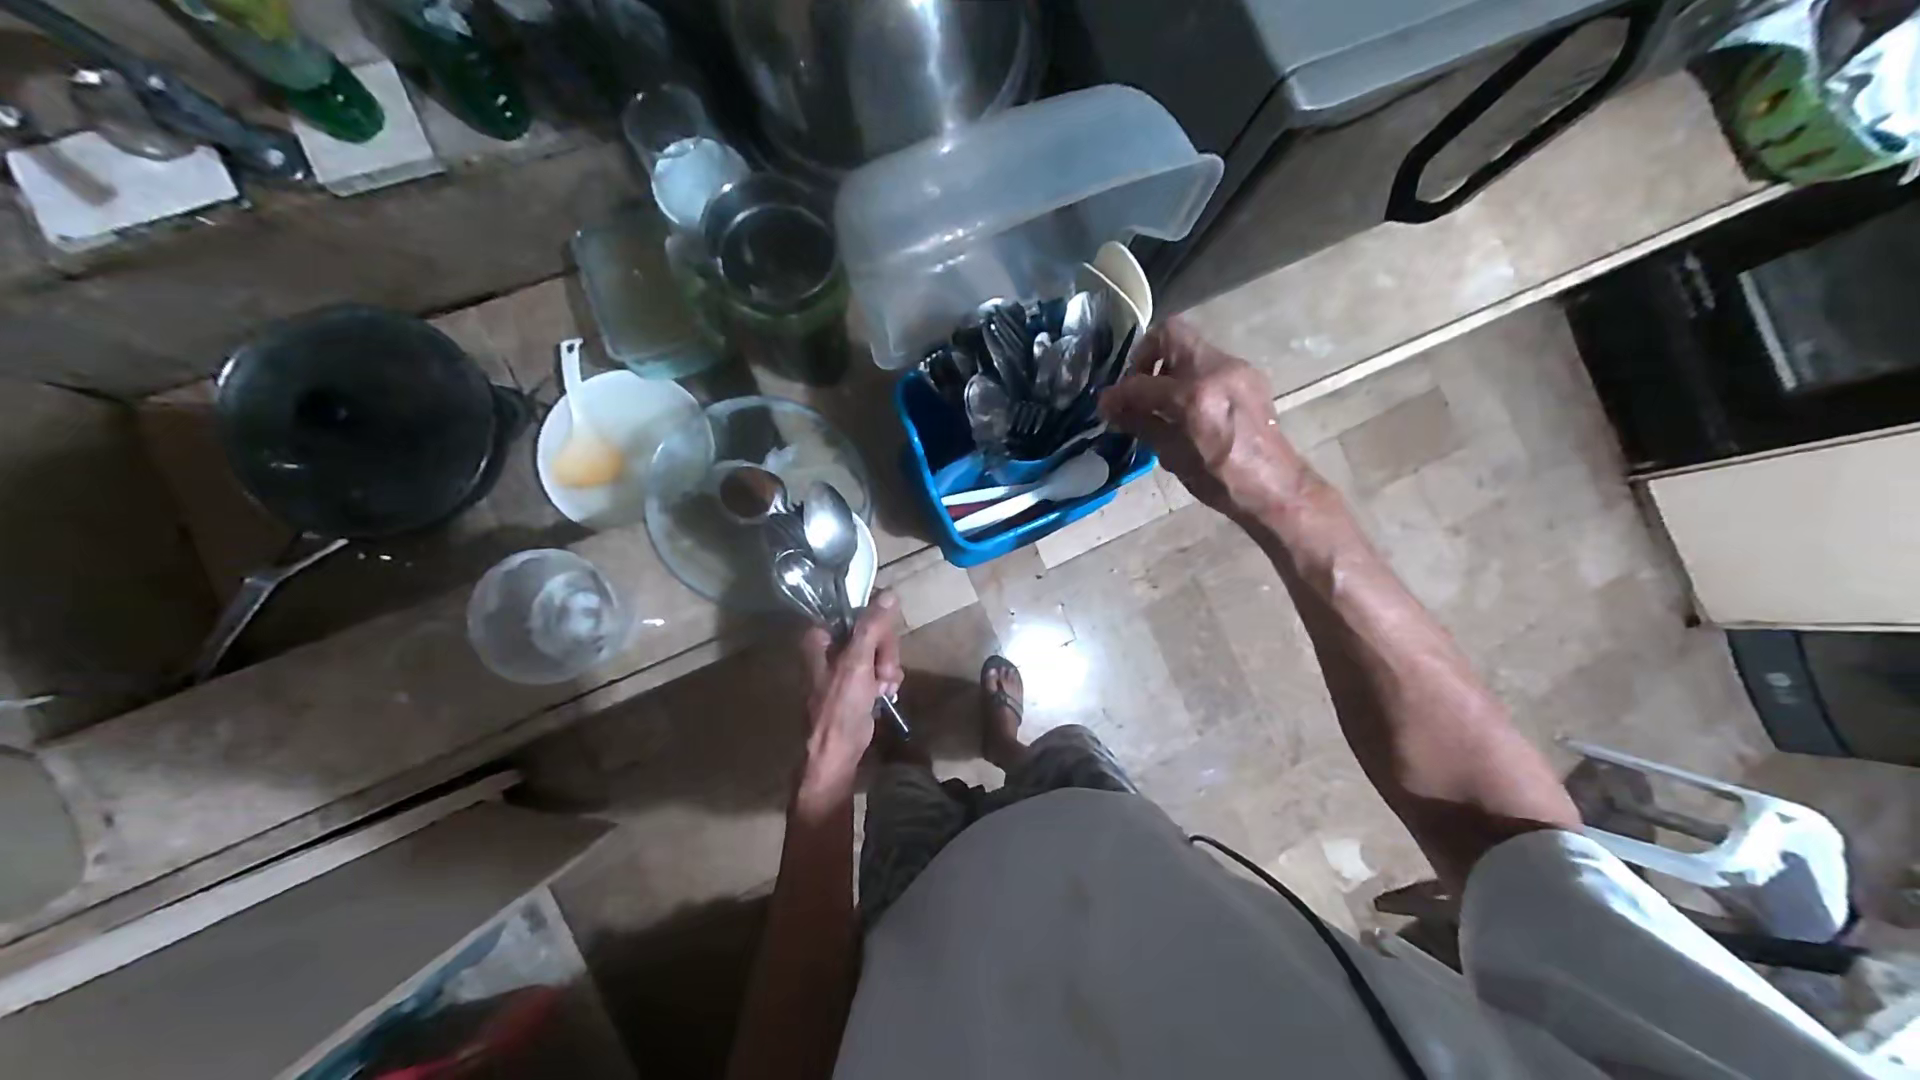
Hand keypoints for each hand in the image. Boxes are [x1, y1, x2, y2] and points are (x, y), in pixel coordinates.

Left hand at [798, 592, 902, 796]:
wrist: (837, 751)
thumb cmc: (840, 706)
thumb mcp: (857, 663)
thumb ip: (872, 627)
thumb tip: (890, 593)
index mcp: (821, 636)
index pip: (857, 612)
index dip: (876, 626)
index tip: (883, 644)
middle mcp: (831, 646)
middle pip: (872, 631)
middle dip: (885, 653)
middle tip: (884, 673)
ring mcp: (844, 664)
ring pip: (879, 649)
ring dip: (888, 668)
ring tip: (884, 688)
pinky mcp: (857, 681)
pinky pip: (880, 666)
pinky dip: (887, 679)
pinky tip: (886, 693)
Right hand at [1099, 319, 1311, 521]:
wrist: (1274, 487)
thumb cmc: (1220, 481)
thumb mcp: (1172, 455)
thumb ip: (1140, 422)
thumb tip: (1111, 407)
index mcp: (1194, 396)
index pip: (1141, 382)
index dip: (1118, 393)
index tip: (1107, 405)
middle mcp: (1216, 370)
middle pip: (1170, 335)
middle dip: (1145, 357)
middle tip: (1137, 388)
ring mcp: (1236, 369)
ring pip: (1190, 348)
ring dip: (1168, 368)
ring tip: (1160, 401)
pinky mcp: (1248, 376)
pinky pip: (1209, 363)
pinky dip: (1190, 376)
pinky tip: (1186, 406)